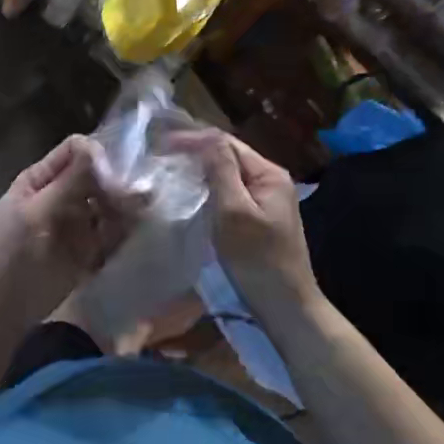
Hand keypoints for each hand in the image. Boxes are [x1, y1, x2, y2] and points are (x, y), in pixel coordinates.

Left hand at [0, 135, 135, 322]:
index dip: (97, 156)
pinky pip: (113, 233)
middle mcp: (61, 195)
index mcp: (40, 179)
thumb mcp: (35, 213)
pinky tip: (138, 232)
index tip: (113, 176)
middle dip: (117, 182)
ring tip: (140, 216)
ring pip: (109, 204)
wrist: (0, 310)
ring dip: (125, 206)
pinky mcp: (89, 251)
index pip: (75, 150)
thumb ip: (67, 184)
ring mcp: (76, 223)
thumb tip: (96, 148)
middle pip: (97, 176)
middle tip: (137, 198)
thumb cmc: (8, 255)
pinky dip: (126, 231)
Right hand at [173, 130, 314, 294]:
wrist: (285, 306)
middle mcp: (269, 180)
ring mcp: (264, 199)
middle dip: (194, 152)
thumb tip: (205, 136)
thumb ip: (221, 171)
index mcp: (268, 174)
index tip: (159, 145)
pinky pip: (227, 191)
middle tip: (159, 156)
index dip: (192, 140)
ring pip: (225, 173)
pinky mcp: (256, 216)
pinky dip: (206, 188)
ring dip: (198, 169)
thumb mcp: (234, 211)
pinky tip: (188, 193)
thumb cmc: (258, 259)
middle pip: (226, 155)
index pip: (225, 143)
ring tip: (168, 171)